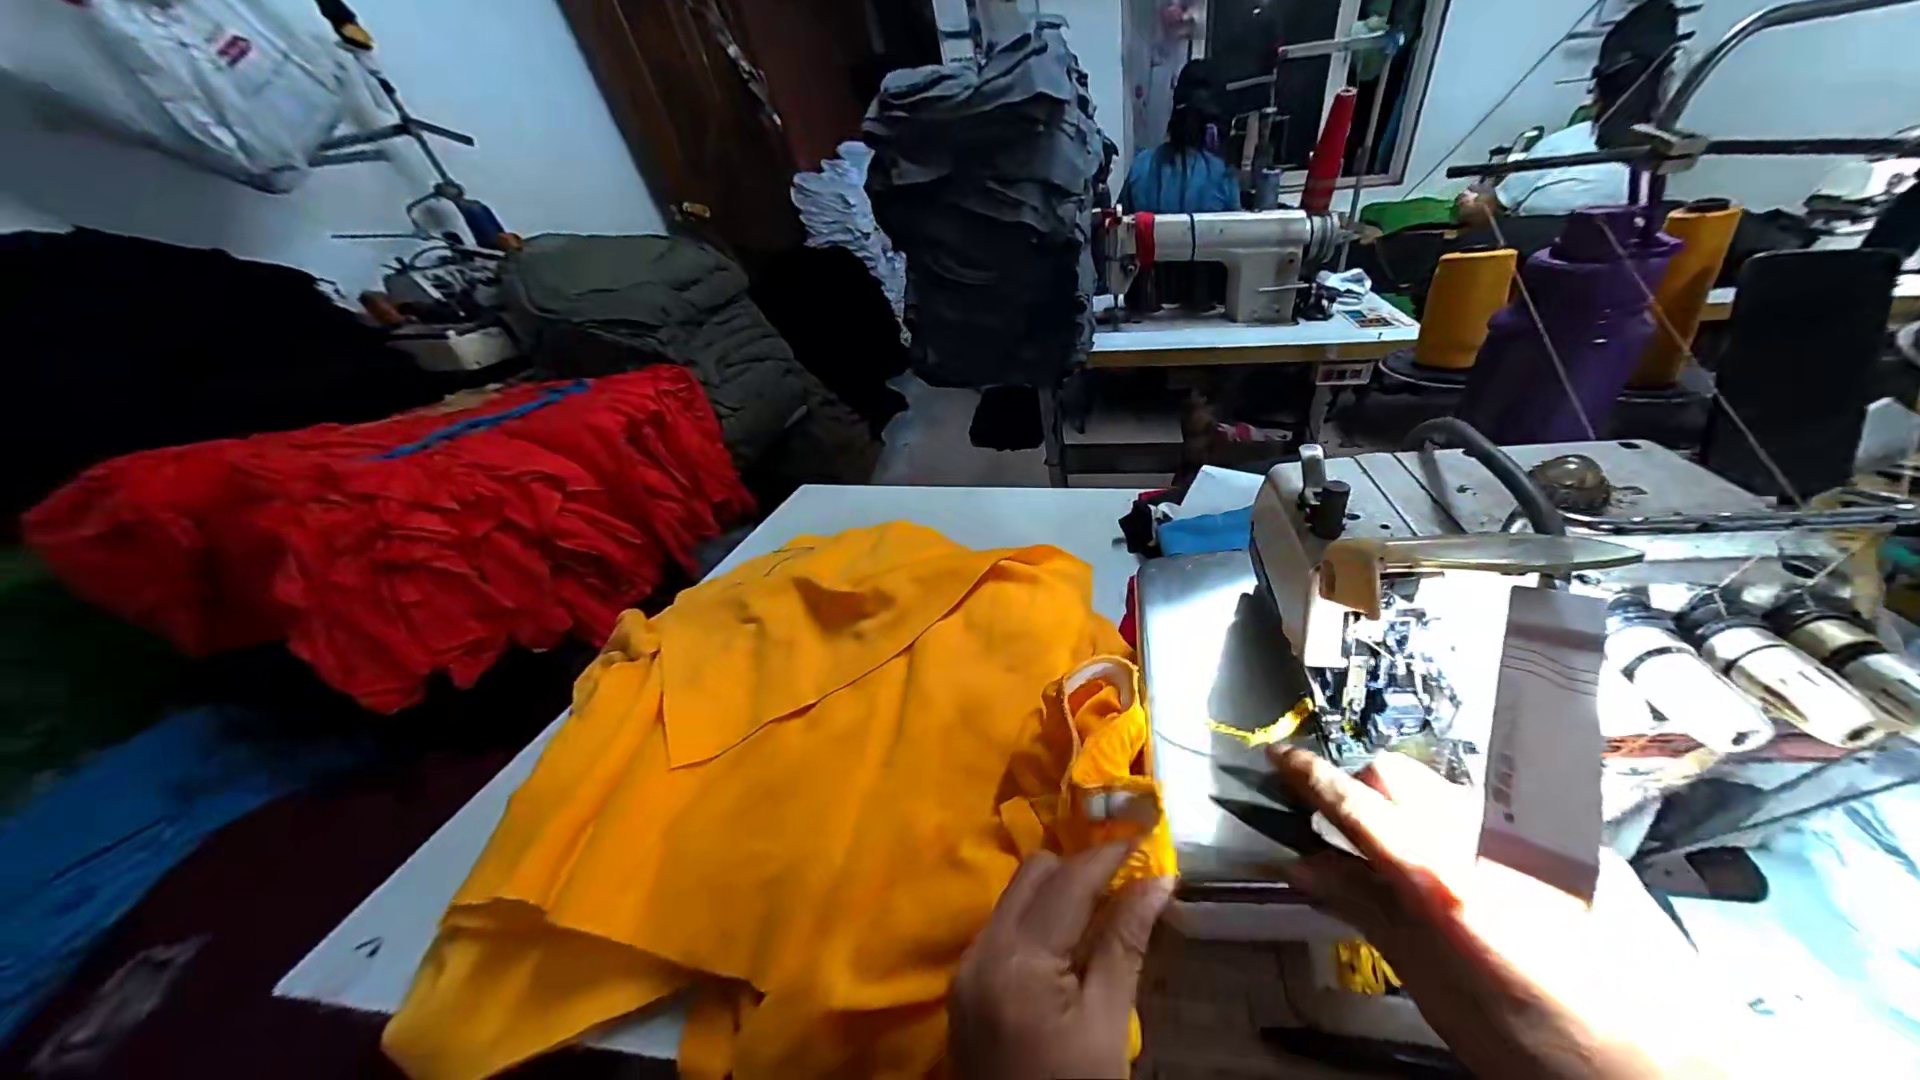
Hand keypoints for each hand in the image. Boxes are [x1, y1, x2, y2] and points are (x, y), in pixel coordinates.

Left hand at [948, 843, 1175, 1079]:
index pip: (1066, 883)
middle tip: (1124, 877)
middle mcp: (982, 949)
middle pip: (1031, 874)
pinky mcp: (964, 979)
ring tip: (1103, 903)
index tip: (1141, 836)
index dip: (1106, 856)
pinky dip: (1037, 916)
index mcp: (1017, 962)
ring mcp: (967, 963)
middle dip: (1079, 867)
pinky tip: (1067, 937)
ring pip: (1014, 893)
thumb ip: (1125, 944)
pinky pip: (1003, 922)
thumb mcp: (1108, 1026)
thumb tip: (1158, 881)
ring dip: (1058, 889)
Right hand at [1269, 745, 1747, 1079]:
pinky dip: (1467, 828)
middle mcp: (1488, 842)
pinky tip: (1494, 881)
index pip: (1354, 803)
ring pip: (1442, 785)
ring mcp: (1538, 837)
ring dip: (1415, 808)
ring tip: (1431, 866)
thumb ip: (1365, 911)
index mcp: (1445, 883)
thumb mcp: (1436, 989)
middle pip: (1395, 772)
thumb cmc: (1540, 1052)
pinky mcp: (1579, 843)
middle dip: (1364, 790)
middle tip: (1362, 837)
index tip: (1275, 755)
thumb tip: (1300, 864)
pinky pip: (1494, 810)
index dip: (1307, 775)